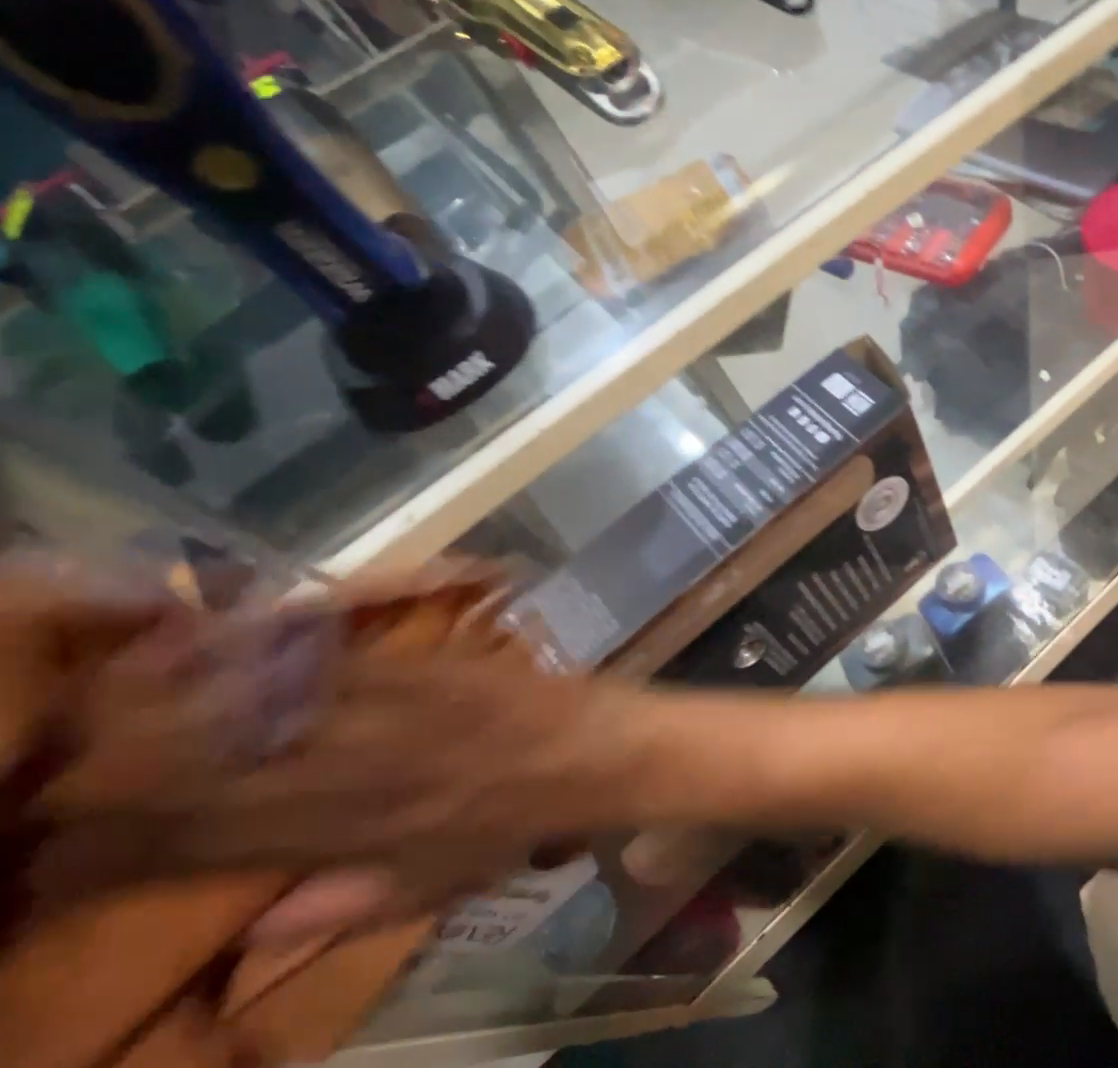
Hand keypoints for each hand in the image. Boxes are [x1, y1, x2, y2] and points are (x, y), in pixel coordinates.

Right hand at [22, 614, 635, 918]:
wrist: (601, 753)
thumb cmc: (525, 821)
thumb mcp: (439, 883)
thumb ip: (346, 904)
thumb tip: (253, 932)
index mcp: (361, 836)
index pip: (224, 846)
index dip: (139, 847)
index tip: (68, 846)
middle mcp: (363, 776)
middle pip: (227, 776)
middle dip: (137, 771)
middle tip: (69, 763)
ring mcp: (394, 715)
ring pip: (271, 713)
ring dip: (187, 704)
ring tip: (118, 696)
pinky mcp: (426, 668)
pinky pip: (338, 659)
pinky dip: (277, 650)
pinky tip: (226, 635)